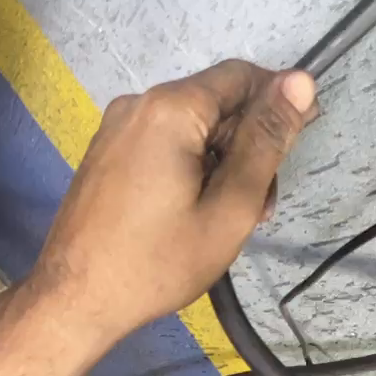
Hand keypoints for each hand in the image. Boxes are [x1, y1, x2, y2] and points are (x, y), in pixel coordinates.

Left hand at [21, 61, 317, 349]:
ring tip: (226, 220)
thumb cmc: (157, 262)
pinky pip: (160, 146)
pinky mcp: (104, 155)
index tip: (298, 143)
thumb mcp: (229, 206)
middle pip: (214, 104)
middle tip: (260, 206)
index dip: (280, 102)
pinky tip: (191, 214)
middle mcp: (137, 105)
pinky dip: (187, 169)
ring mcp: (114, 130)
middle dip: (247, 145)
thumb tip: (301, 80)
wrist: (74, 299)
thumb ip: (266, 141)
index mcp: (170, 108)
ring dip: (219, 163)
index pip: (243, 76)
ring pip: (188, 129)